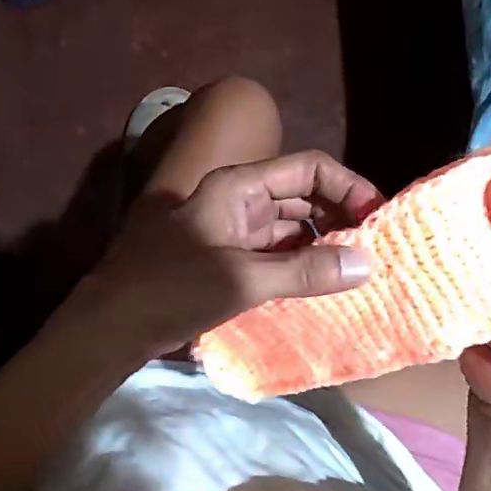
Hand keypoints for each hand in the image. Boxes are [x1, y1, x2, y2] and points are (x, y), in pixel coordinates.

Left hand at [79, 151, 382, 355]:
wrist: (112, 322)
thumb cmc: (170, 288)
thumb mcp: (241, 279)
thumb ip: (304, 272)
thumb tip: (367, 263)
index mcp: (236, 187)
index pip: (307, 168)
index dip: (347, 187)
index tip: (378, 219)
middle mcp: (234, 200)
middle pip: (300, 195)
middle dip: (338, 216)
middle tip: (375, 249)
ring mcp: (227, 230)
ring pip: (286, 227)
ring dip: (318, 243)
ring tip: (355, 270)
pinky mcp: (222, 258)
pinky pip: (270, 253)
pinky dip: (295, 264)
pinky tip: (319, 285)